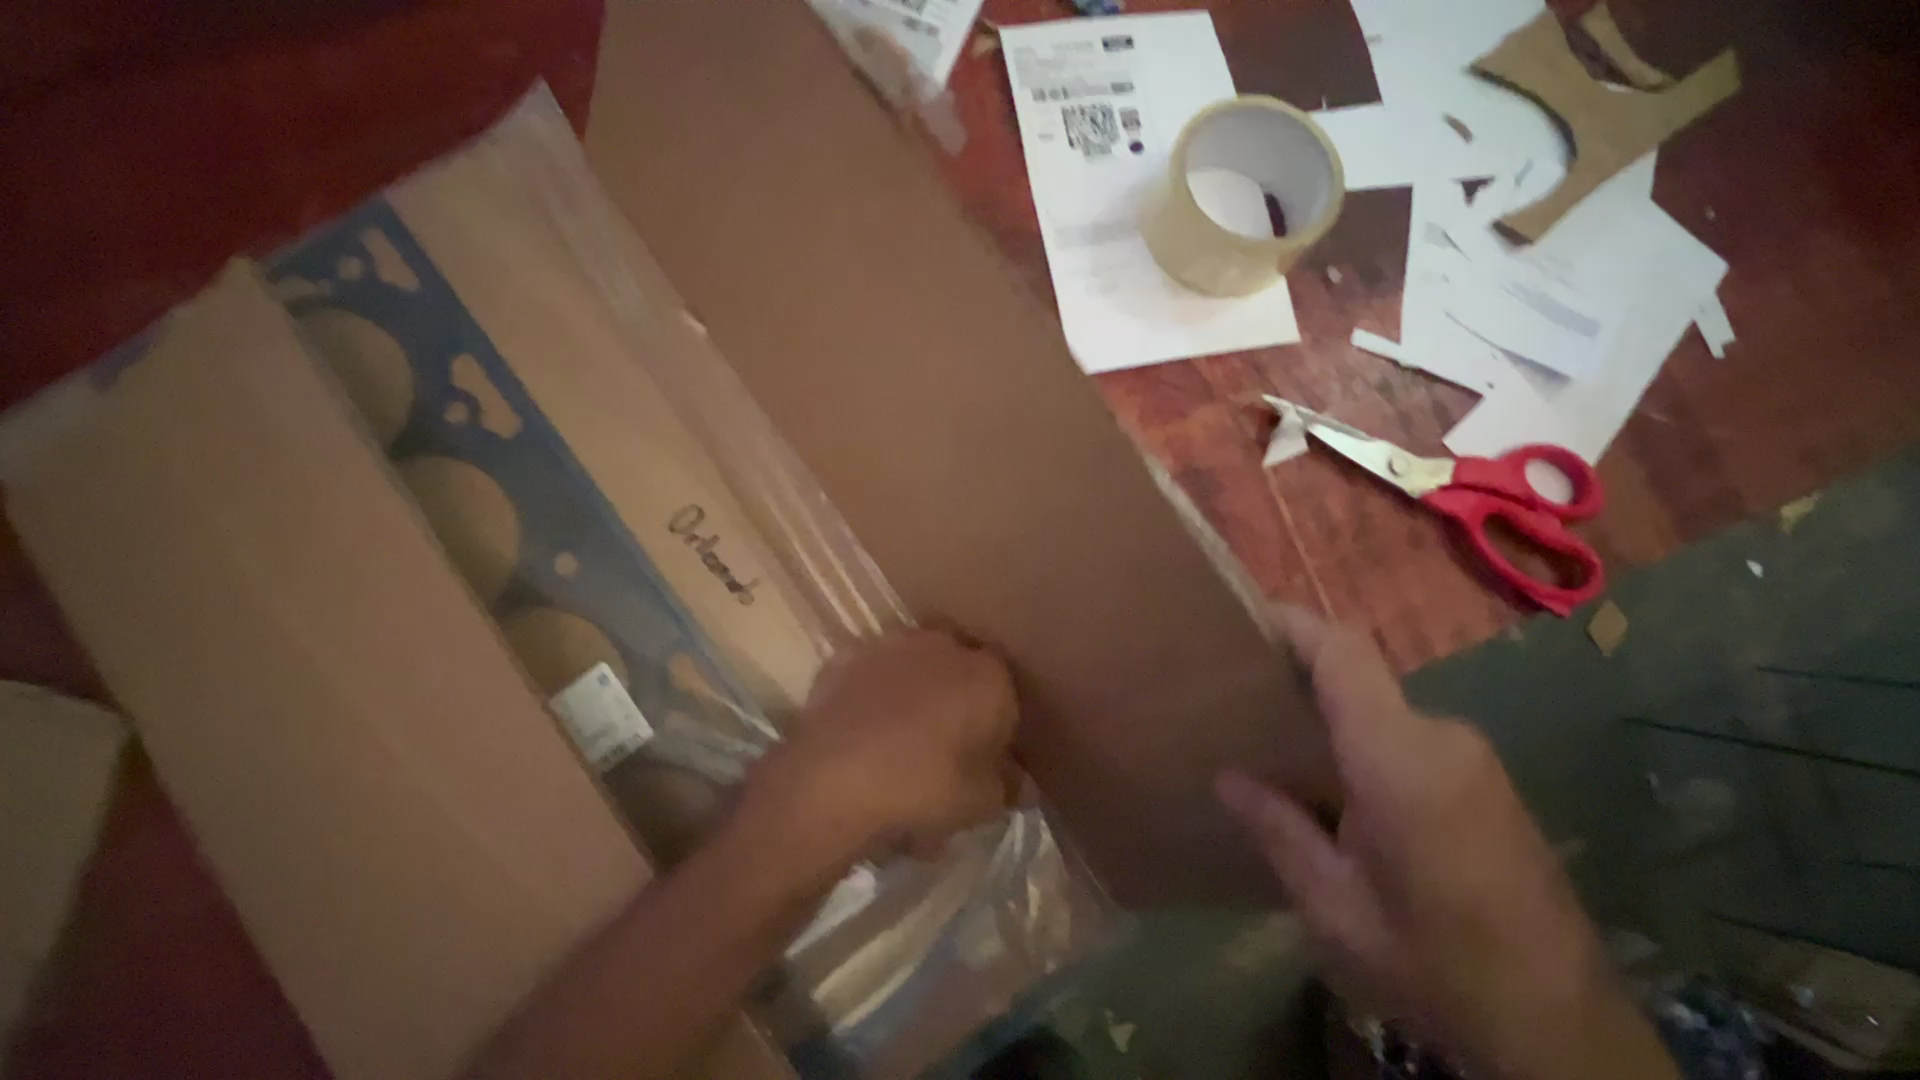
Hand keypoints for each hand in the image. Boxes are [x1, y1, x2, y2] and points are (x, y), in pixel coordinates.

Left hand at [748, 629, 1020, 860]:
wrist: (834, 780)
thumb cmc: (925, 789)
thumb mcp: (984, 803)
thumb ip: (1008, 785)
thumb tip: (1020, 781)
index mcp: (988, 675)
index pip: (1007, 688)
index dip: (998, 720)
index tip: (987, 752)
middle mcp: (942, 646)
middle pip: (958, 667)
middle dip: (955, 695)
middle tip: (945, 742)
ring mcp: (889, 645)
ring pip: (911, 664)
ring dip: (911, 691)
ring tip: (897, 741)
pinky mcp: (843, 657)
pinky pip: (868, 675)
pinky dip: (869, 696)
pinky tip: (861, 734)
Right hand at [1216, 608, 1677, 1079]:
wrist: (1562, 1028)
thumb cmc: (1432, 963)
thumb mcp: (1333, 909)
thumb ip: (1279, 831)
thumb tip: (1227, 777)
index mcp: (1398, 757)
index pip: (1344, 653)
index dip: (1295, 623)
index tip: (1245, 619)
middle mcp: (1442, 738)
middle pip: (1360, 680)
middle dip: (1300, 683)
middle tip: (1241, 708)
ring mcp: (1474, 759)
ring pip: (1384, 713)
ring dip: (1334, 722)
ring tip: (1280, 758)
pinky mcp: (1490, 784)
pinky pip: (1411, 739)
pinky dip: (1367, 747)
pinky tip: (1339, 796)